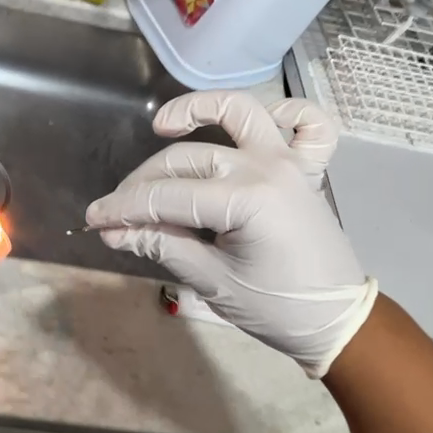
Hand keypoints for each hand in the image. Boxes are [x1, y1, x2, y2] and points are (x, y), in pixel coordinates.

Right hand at [86, 91, 376, 377]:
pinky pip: (306, 123)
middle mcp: (267, 166)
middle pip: (188, 159)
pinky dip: (284, 113)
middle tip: (116, 210)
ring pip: (239, 112)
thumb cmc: (276, 309)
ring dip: (198, 108)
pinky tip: (247, 125)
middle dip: (143, 183)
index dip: (125, 207)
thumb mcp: (212, 282)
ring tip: (161, 125)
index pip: (167, 196)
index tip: (93, 219)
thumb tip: (111, 231)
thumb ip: (162, 245)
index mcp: (247, 200)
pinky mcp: (305, 167)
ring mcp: (289, 161)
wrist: (340, 323)